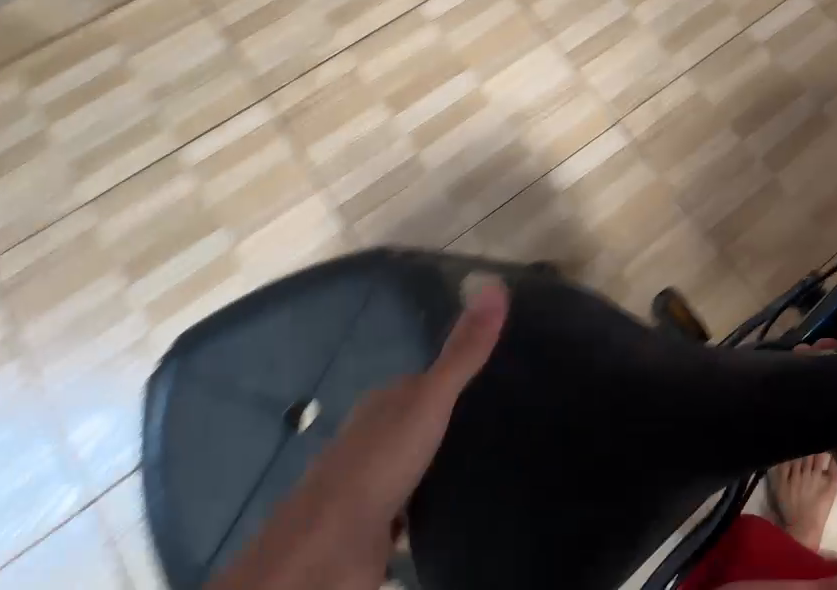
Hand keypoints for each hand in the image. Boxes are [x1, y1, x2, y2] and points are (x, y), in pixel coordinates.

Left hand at [207, 280, 509, 589]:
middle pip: (423, 420)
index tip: (506, 371)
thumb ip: (463, 352)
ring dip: (448, 462)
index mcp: (384, 404)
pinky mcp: (380, 527)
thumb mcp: (430, 399)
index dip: (461, 372)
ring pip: (421, 463)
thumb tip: (497, 283)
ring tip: (501, 455)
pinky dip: (439, 502)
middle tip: (511, 414)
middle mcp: (375, 439)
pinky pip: (419, 505)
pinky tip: (469, 500)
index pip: (426, 379)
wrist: (325, 552)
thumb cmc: (377, 465)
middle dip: (457, 418)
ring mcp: (375, 484)